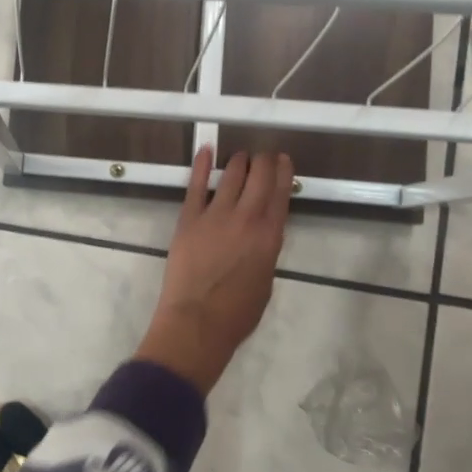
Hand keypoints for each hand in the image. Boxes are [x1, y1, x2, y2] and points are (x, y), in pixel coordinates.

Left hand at [135, 147, 294, 394]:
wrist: (197, 320)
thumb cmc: (237, 313)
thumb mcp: (265, 280)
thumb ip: (264, 252)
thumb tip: (259, 238)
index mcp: (270, 236)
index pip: (281, 194)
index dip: (283, 173)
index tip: (283, 160)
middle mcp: (246, 219)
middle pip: (259, 178)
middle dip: (263, 161)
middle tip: (264, 154)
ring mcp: (215, 215)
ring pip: (231, 176)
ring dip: (239, 161)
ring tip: (242, 154)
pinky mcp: (188, 219)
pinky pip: (195, 185)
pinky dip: (201, 165)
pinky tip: (205, 150)